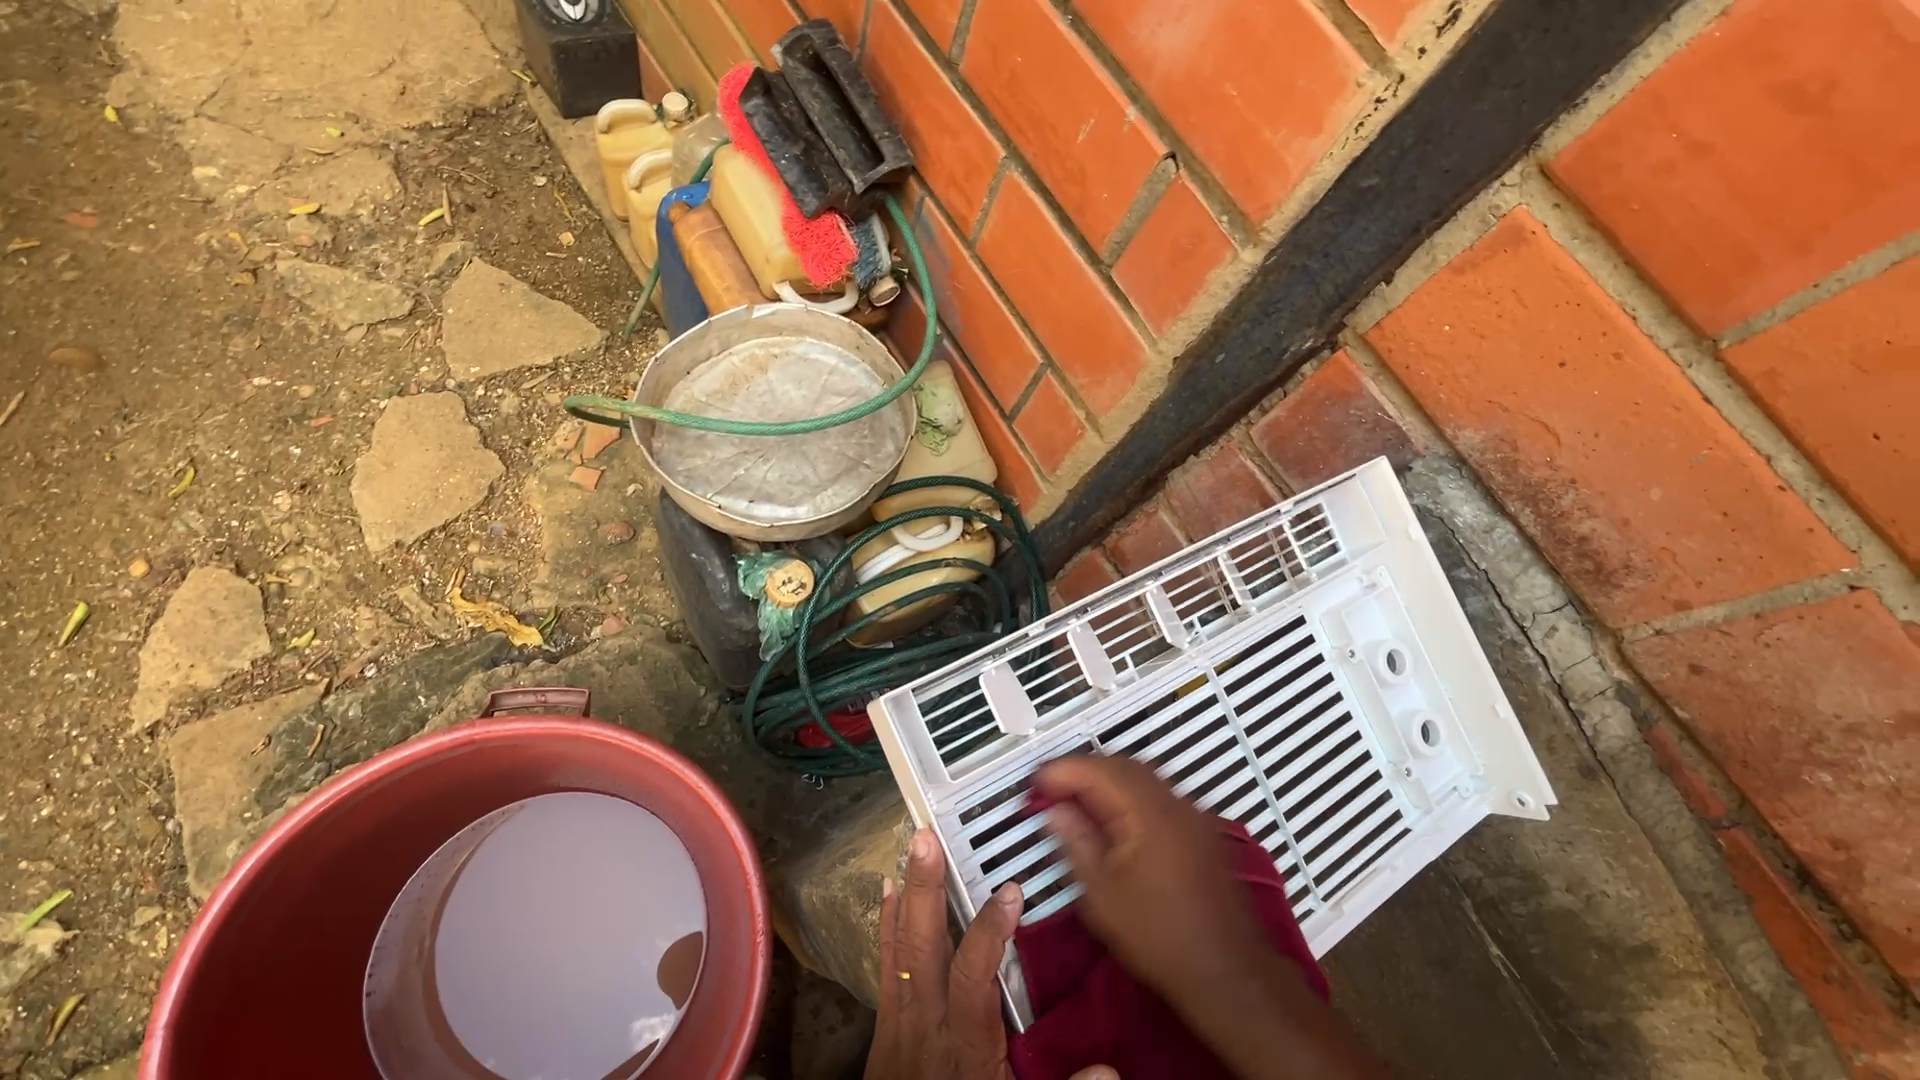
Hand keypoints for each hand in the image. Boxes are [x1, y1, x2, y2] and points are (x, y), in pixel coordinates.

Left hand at [866, 828, 1115, 1079]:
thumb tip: (1109, 1069)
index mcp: (967, 1045)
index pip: (972, 979)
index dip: (988, 934)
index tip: (1010, 892)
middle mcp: (927, 1023)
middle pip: (923, 948)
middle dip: (926, 891)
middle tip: (928, 841)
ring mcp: (900, 1021)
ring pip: (902, 947)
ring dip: (908, 894)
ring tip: (913, 848)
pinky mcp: (886, 1024)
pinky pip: (886, 964)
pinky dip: (887, 923)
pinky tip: (887, 891)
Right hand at [1033, 755, 1267, 1002]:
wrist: (1226, 971)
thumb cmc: (1157, 935)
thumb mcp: (1102, 893)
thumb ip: (1076, 842)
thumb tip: (1056, 811)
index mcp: (1147, 811)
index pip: (1097, 770)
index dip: (1061, 772)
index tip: (1034, 785)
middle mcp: (1175, 802)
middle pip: (1123, 765)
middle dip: (1083, 771)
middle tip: (1051, 790)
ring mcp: (1194, 814)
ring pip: (1144, 777)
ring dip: (1108, 780)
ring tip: (1077, 802)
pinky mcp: (1202, 831)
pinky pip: (1160, 795)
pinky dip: (1131, 795)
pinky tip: (1114, 819)